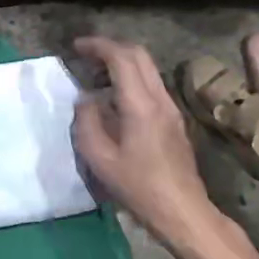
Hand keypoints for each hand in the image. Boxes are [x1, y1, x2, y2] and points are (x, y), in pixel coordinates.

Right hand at [72, 37, 224, 246]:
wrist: (183, 212)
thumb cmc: (137, 187)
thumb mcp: (98, 157)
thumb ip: (87, 121)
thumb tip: (86, 99)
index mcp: (141, 105)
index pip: (121, 58)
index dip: (97, 46)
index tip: (75, 47)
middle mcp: (160, 99)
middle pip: (139, 55)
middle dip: (110, 48)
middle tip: (84, 56)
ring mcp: (171, 109)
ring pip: (147, 69)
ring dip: (121, 63)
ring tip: (94, 77)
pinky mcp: (174, 121)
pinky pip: (151, 85)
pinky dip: (130, 79)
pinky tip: (113, 99)